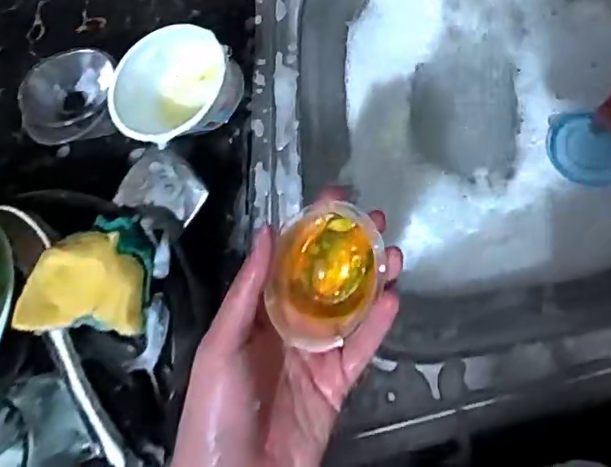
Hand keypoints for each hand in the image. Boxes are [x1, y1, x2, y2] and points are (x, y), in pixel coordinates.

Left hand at [171, 193, 402, 466]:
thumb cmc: (216, 411)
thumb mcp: (221, 346)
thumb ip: (247, 290)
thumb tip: (268, 232)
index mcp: (259, 311)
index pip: (289, 257)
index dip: (311, 226)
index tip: (335, 197)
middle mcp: (289, 325)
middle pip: (325, 278)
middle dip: (350, 247)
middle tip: (376, 220)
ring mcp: (314, 355)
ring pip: (348, 308)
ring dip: (372, 280)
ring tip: (394, 253)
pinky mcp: (334, 387)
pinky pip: (359, 351)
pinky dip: (377, 327)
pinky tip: (393, 300)